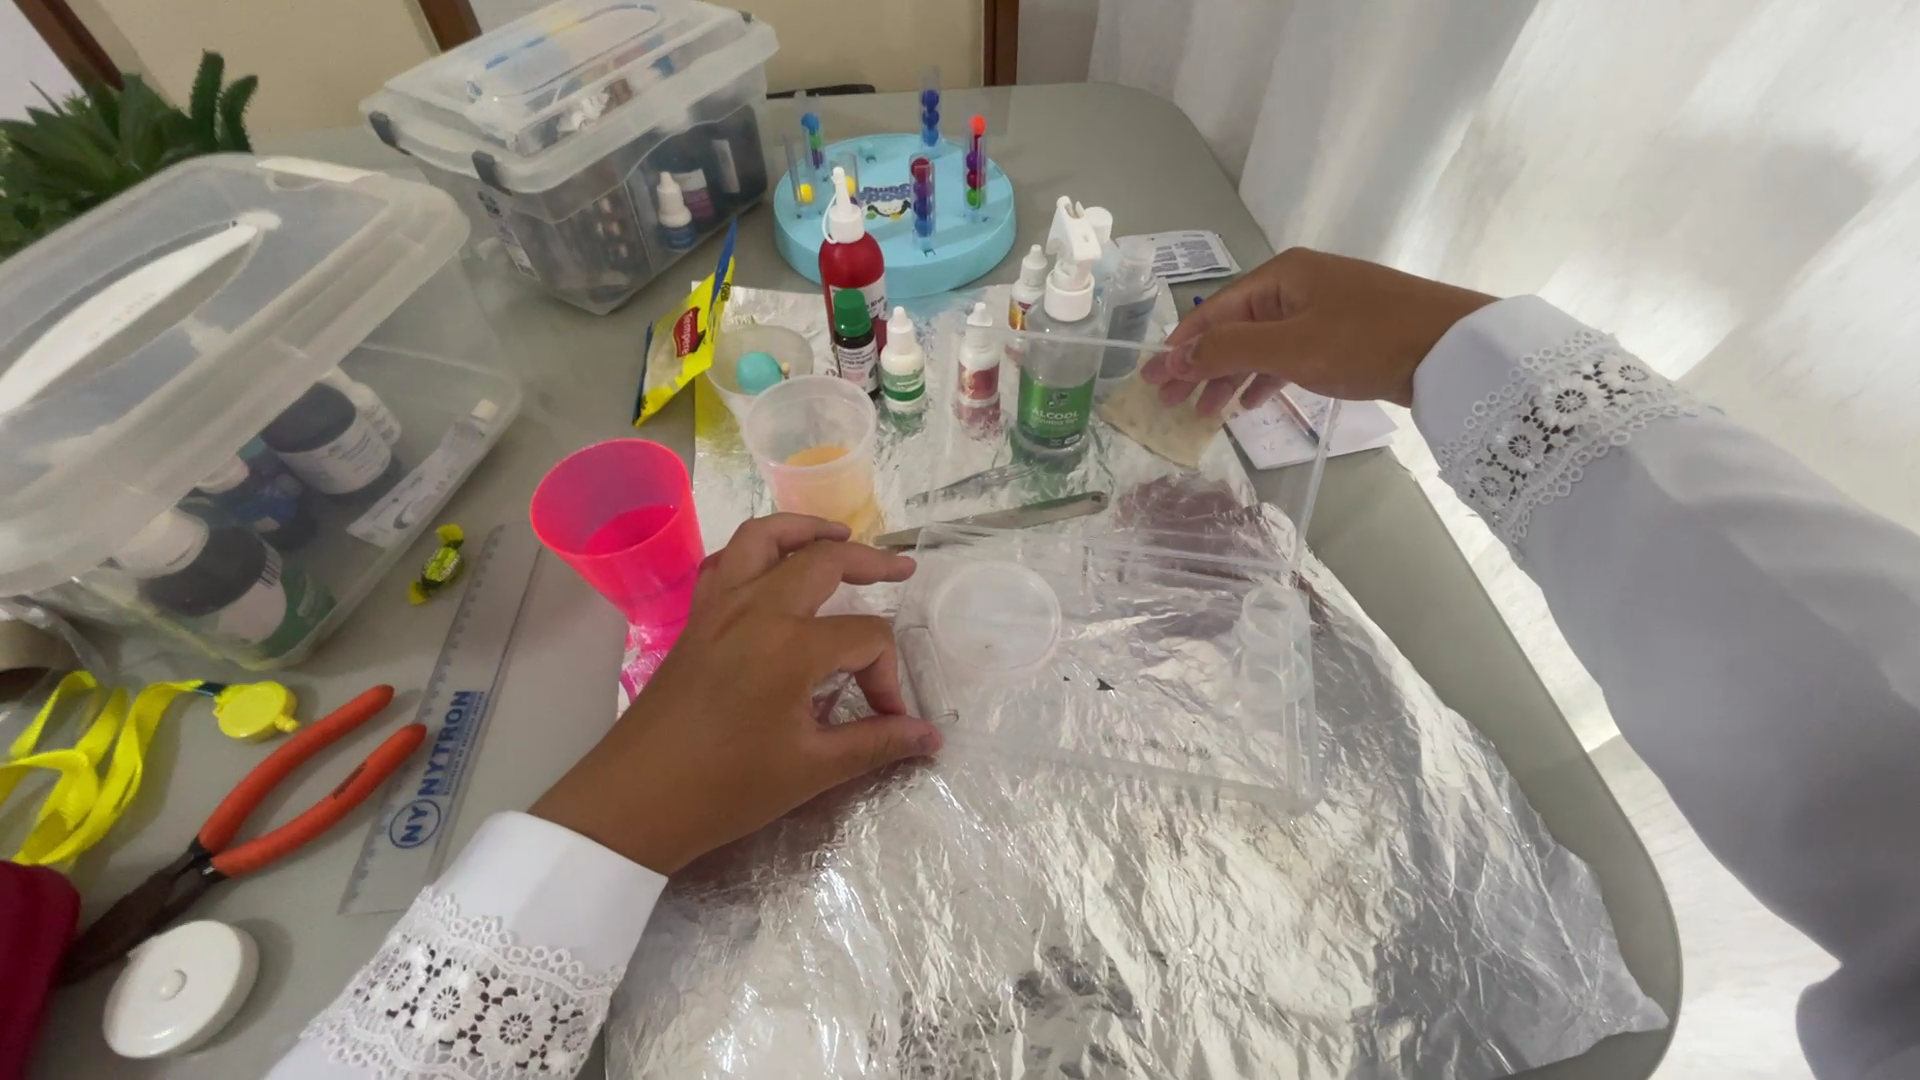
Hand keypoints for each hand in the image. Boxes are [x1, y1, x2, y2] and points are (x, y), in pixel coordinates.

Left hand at [530, 515, 939, 873]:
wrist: (631, 804)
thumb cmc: (724, 789)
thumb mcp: (812, 769)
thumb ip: (877, 743)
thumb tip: (932, 739)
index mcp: (791, 646)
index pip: (866, 638)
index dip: (888, 676)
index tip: (889, 717)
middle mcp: (756, 610)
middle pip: (825, 560)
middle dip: (871, 561)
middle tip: (902, 569)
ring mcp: (719, 607)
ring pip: (764, 538)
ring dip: (807, 529)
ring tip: (839, 534)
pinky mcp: (696, 618)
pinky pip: (725, 561)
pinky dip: (755, 550)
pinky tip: (772, 567)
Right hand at [1140, 248, 1496, 412]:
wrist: (1452, 348)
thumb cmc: (1366, 340)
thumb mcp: (1289, 347)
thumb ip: (1228, 350)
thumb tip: (1176, 356)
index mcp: (1279, 277)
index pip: (1213, 312)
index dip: (1179, 346)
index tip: (1151, 377)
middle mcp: (1294, 286)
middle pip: (1230, 329)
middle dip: (1197, 366)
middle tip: (1167, 401)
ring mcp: (1318, 310)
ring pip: (1257, 346)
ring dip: (1228, 378)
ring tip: (1203, 413)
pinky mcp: (1338, 334)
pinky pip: (1285, 355)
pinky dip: (1263, 378)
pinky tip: (1250, 403)